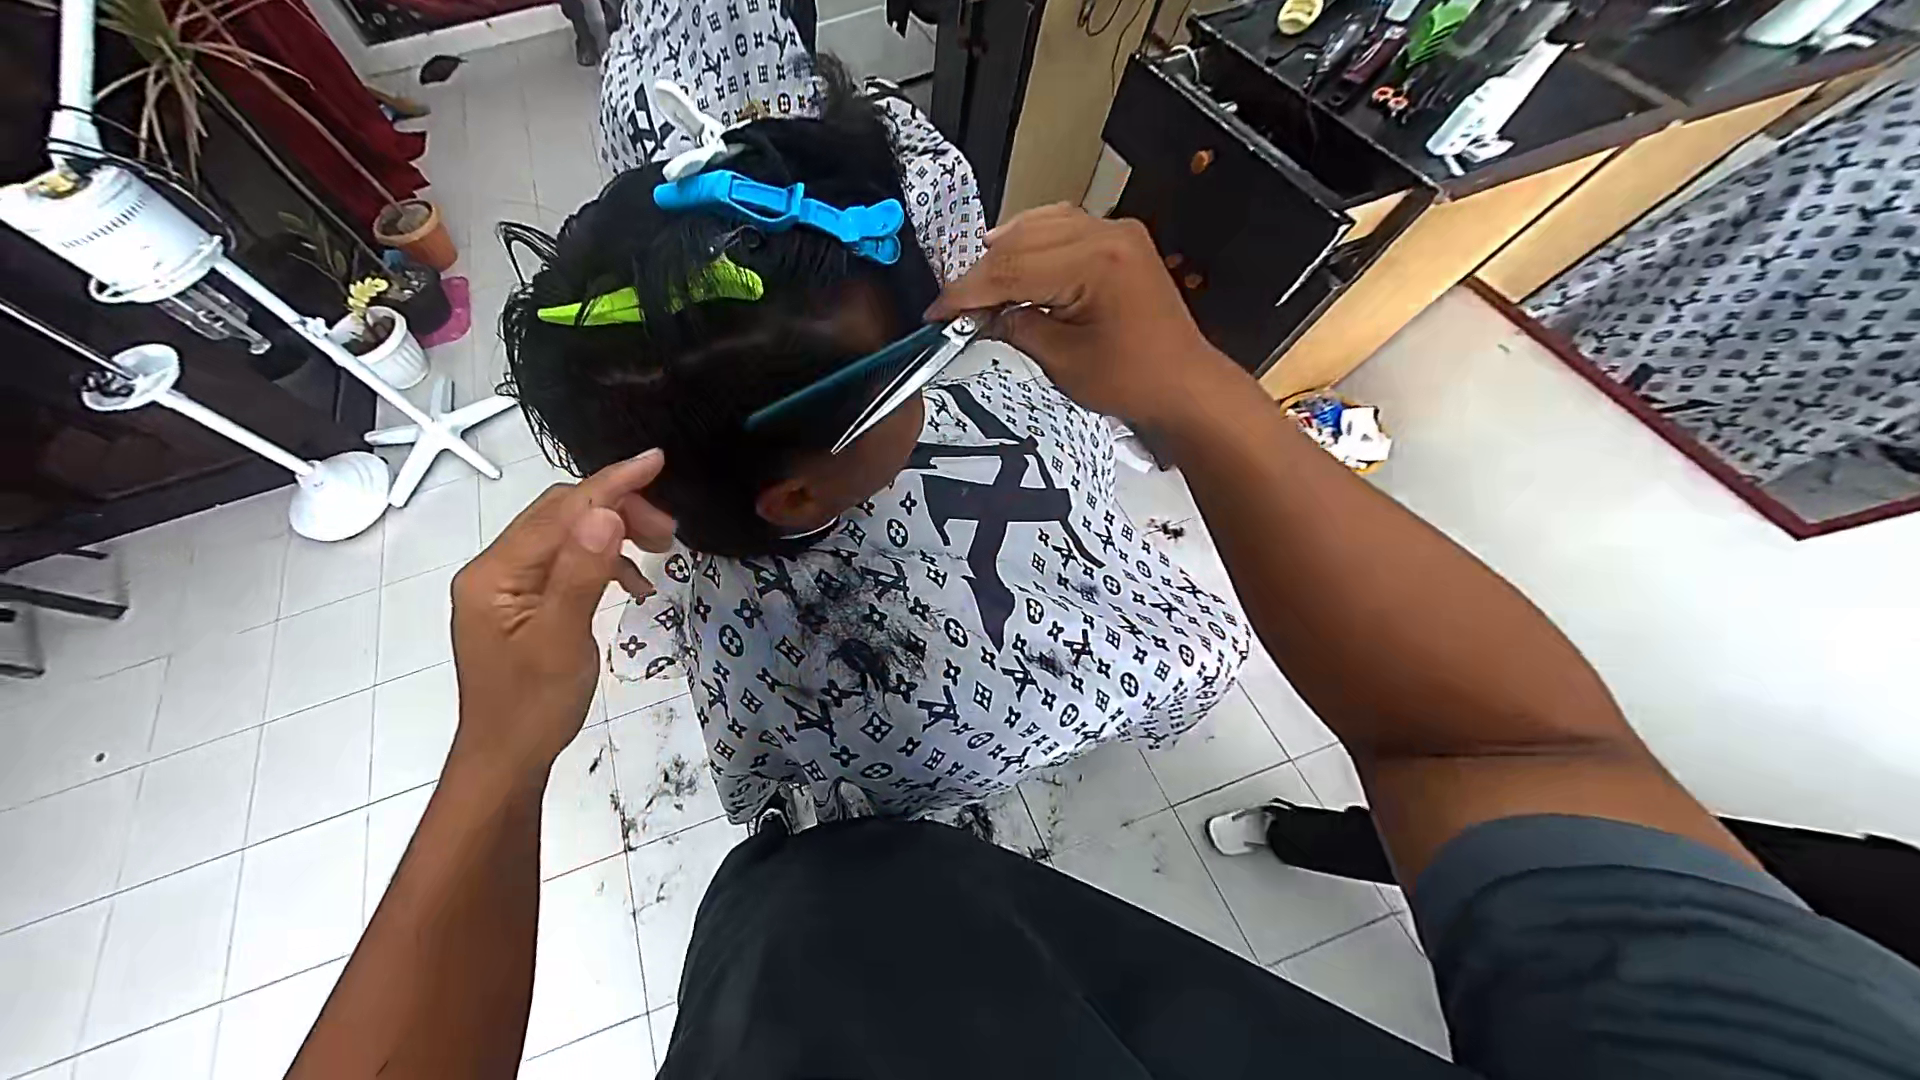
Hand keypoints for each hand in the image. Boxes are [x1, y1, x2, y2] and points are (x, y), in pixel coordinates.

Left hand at [447, 450, 675, 787]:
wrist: (507, 758)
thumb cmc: (533, 705)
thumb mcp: (562, 639)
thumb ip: (582, 572)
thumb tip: (607, 514)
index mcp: (495, 572)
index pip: (561, 512)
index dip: (612, 484)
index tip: (656, 460)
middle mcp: (497, 568)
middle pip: (563, 516)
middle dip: (619, 510)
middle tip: (669, 532)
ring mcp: (510, 585)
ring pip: (570, 535)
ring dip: (616, 535)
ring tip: (662, 550)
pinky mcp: (527, 601)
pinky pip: (571, 562)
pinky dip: (607, 562)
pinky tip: (636, 583)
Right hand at [928, 203, 1243, 427]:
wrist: (1182, 384)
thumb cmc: (1132, 381)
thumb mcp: (1063, 360)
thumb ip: (1016, 327)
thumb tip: (982, 315)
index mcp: (1096, 262)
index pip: (1012, 267)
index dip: (967, 291)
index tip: (937, 312)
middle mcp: (1107, 234)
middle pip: (1022, 242)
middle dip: (981, 274)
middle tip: (953, 306)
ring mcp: (1116, 232)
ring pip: (1039, 225)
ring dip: (1003, 254)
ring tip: (976, 286)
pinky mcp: (1118, 242)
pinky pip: (1062, 228)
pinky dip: (1031, 244)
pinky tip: (1013, 261)